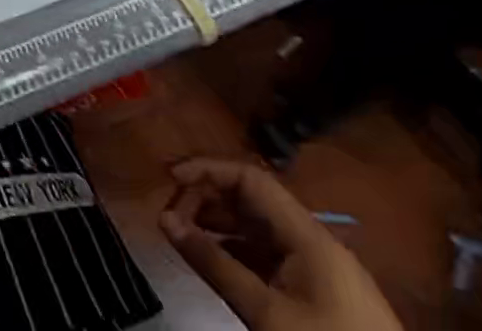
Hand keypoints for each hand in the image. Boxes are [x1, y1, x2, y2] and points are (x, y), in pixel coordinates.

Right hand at [159, 158, 401, 330]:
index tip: (168, 178)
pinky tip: (212, 261)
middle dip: (207, 198)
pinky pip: (267, 254)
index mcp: (307, 236)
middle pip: (252, 200)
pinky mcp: (317, 293)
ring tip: (182, 235)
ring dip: (217, 224)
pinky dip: (234, 249)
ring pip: (258, 228)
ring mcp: (317, 268)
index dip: (207, 170)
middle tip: (170, 212)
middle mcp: (312, 241)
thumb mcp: (265, 313)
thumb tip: (163, 218)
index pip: (250, 178)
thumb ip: (213, 263)